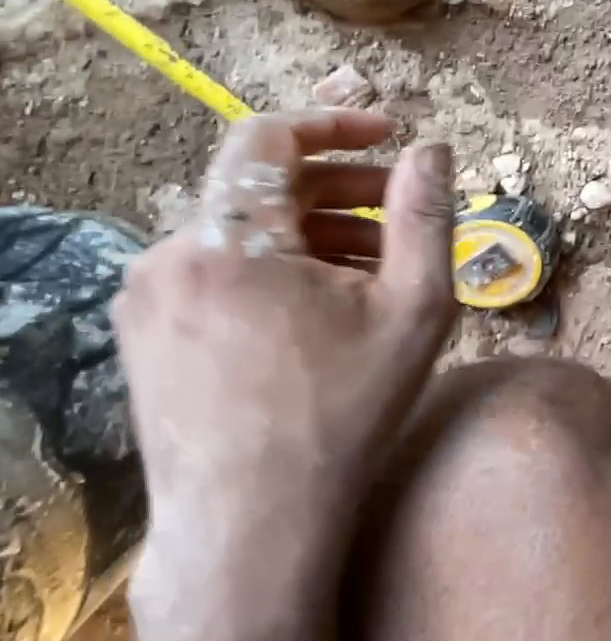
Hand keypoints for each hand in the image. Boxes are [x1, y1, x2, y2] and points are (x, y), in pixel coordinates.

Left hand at [115, 110, 454, 640]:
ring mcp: (149, 299)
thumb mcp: (416, 304)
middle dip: (345, 190)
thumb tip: (432, 149)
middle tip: (407, 215)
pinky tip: (330, 306)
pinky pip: (222, 271)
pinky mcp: (148, 333)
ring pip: (247, 233)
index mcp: (229, 244)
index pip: (264, 140)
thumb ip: (426, 216)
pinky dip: (283, 267)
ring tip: (380, 272)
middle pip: (262, 189)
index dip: (333, 124)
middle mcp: (170, 259)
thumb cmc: (346, 404)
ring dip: (320, 232)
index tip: (390, 135)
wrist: (254, 516)